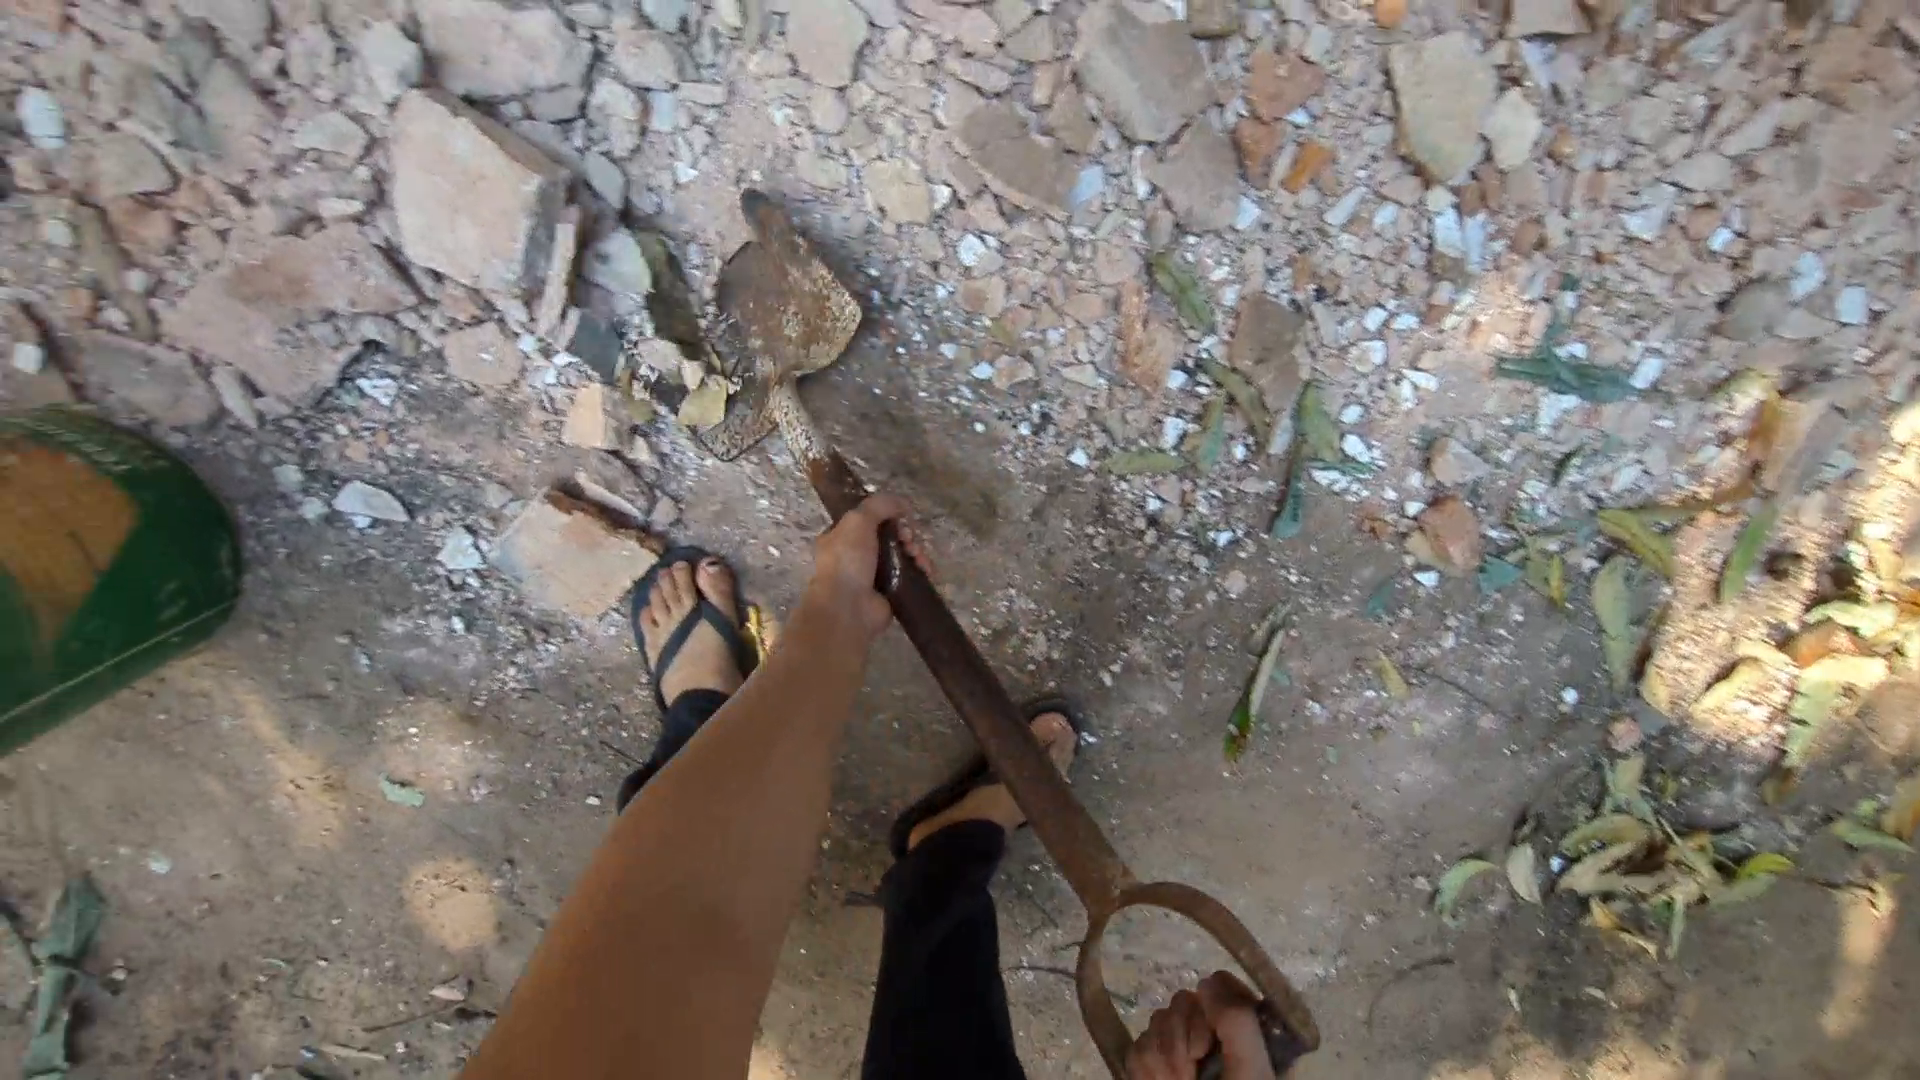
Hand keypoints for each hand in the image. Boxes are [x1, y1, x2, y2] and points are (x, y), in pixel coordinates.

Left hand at [800, 493, 928, 643]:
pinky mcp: (890, 593)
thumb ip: (880, 505)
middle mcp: (855, 556)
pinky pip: (910, 576)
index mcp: (840, 538)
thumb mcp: (858, 520)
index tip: (901, 517)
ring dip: (915, 551)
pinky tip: (927, 570)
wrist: (849, 607)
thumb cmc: (847, 561)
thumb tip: (904, 503)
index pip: (867, 520)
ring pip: (901, 556)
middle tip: (908, 539)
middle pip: (888, 537)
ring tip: (918, 556)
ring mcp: (873, 576)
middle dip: (904, 534)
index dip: (887, 515)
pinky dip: (921, 571)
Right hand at [1126, 971, 1274, 1079]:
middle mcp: (1214, 1036)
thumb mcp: (1253, 1075)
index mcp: (1247, 1034)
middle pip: (1183, 1001)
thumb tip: (1205, 982)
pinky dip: (1146, 1074)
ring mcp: (1183, 1051)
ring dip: (1164, 1063)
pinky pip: (1137, 1046)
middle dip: (1180, 1041)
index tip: (1208, 1046)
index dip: (1207, 1008)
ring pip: (1156, 1021)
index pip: (1220, 986)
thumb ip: (1239, 1024)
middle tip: (1191, 1079)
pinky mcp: (1155, 1068)